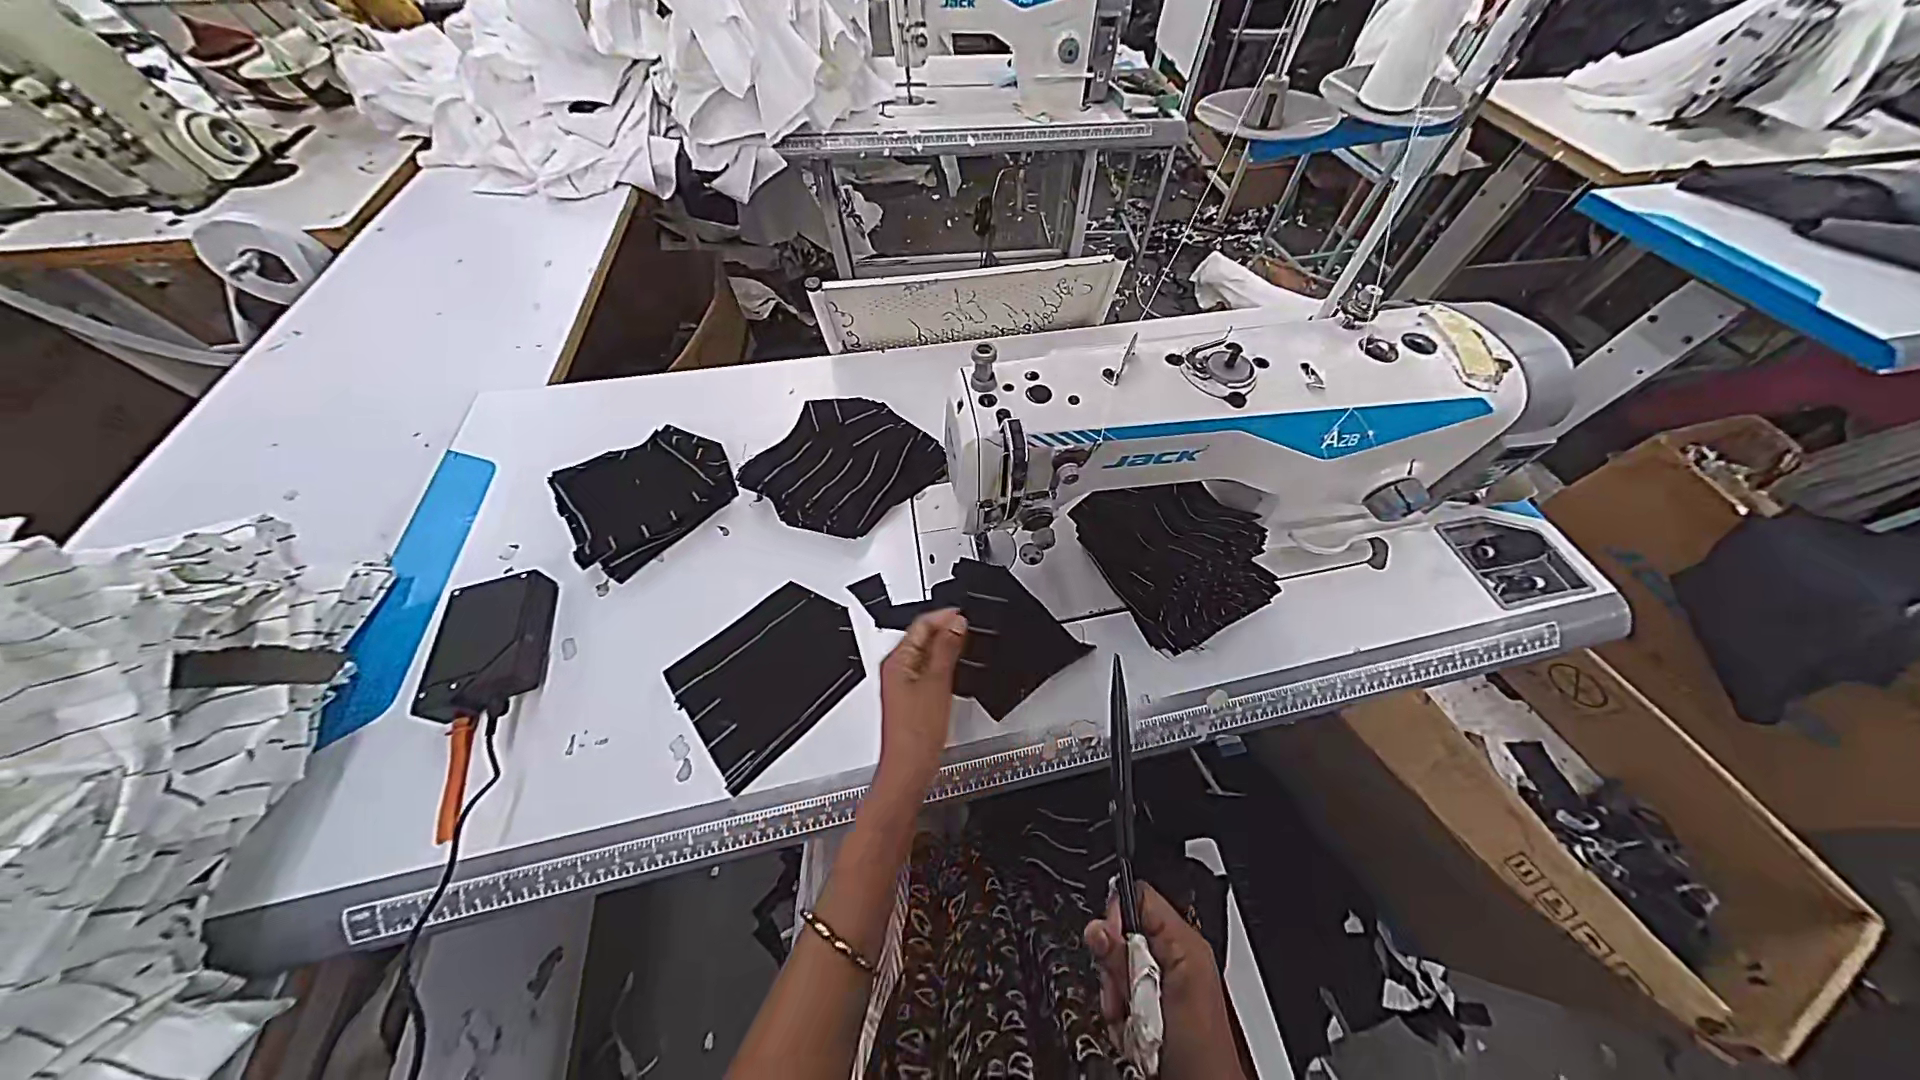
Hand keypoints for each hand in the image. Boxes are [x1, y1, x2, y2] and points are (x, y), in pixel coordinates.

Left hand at [875, 609, 966, 793]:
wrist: (909, 768)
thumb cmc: (915, 733)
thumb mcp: (938, 683)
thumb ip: (947, 649)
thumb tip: (956, 624)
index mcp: (896, 661)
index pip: (920, 624)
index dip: (944, 616)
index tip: (963, 615)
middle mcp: (895, 670)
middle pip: (921, 637)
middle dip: (945, 629)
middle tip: (967, 627)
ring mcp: (902, 684)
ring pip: (925, 654)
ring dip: (945, 646)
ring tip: (965, 644)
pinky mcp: (911, 698)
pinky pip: (927, 671)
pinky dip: (943, 665)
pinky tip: (955, 670)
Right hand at [1086, 884, 1246, 1079]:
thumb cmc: (1201, 1057)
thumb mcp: (1159, 996)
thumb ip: (1127, 957)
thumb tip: (1098, 926)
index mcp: (1183, 941)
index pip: (1136, 896)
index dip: (1115, 916)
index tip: (1109, 945)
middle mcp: (1175, 955)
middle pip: (1121, 932)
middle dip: (1112, 965)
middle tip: (1124, 993)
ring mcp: (1163, 981)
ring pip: (1117, 965)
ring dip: (1115, 994)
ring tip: (1131, 1018)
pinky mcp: (1154, 1005)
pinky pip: (1122, 992)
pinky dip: (1119, 1012)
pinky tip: (1132, 1028)